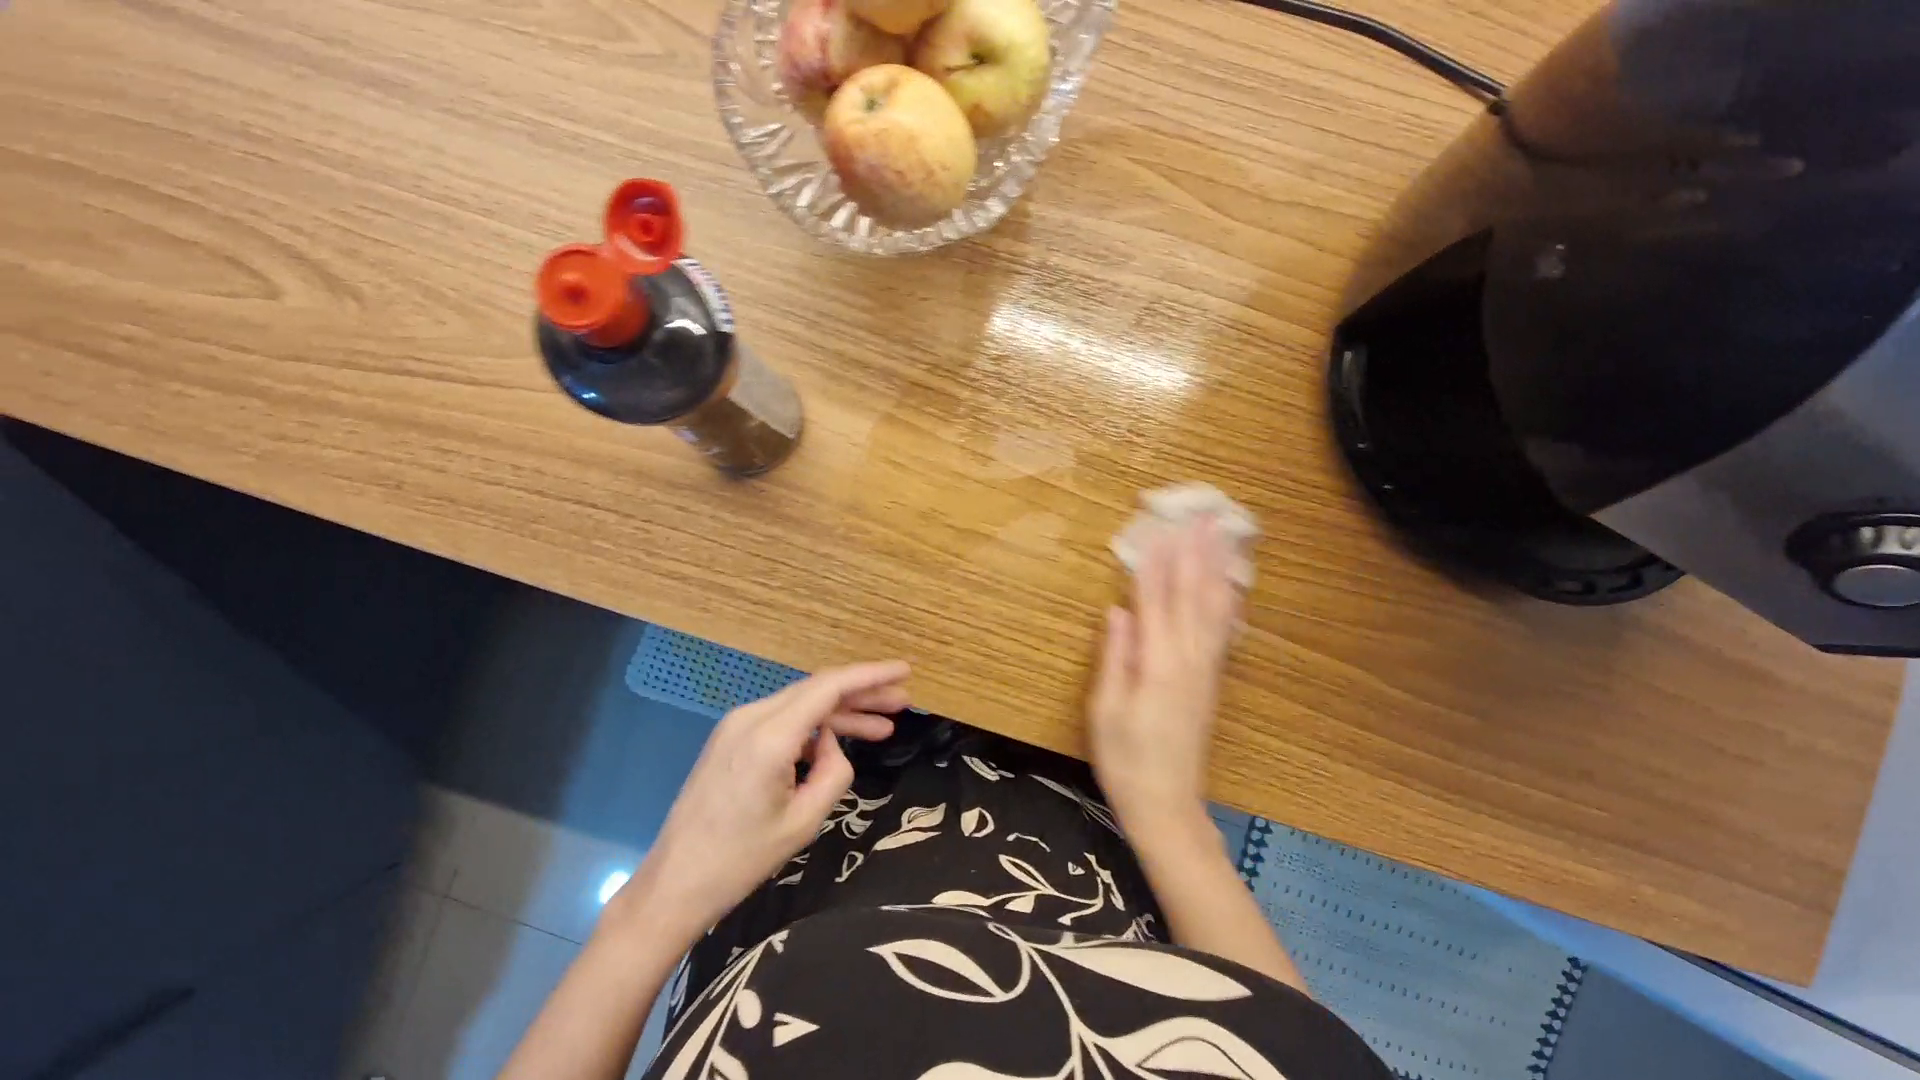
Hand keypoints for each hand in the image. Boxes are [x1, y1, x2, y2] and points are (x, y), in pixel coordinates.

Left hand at [619, 661, 910, 935]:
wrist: (676, 881)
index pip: (829, 688)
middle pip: (816, 691)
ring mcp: (735, 727)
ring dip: (840, 713)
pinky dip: (813, 727)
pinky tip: (837, 745)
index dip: (871, 676)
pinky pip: (781, 721)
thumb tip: (832, 745)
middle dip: (862, 694)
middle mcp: (750, 718)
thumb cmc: (742, 859)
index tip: (905, 672)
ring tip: (882, 728)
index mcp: (769, 737)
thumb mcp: (804, 821)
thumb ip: (833, 772)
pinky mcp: (729, 740)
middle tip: (903, 704)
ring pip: (799, 705)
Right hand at [1088, 519, 1239, 832]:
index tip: (1158, 526)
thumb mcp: (1105, 710)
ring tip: (1223, 536)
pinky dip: (1227, 601)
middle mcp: (1188, 660)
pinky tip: (1229, 586)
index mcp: (1157, 664)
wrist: (1167, 804)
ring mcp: (1205, 670)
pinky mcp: (1211, 682)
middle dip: (1195, 554)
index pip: (1155, 601)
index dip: (1155, 563)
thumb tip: (1118, 610)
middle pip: (1192, 596)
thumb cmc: (1125, 759)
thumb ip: (1115, 657)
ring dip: (1217, 569)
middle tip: (1203, 515)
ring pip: (1215, 609)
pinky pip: (1223, 630)